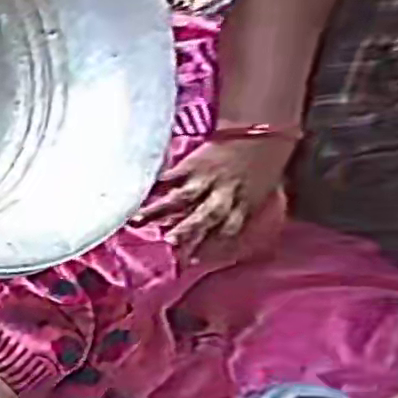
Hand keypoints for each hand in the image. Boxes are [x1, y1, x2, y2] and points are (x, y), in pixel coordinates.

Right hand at [134, 138, 293, 260]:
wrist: (262, 137)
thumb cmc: (262, 167)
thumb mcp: (262, 191)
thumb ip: (240, 210)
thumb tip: (219, 230)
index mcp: (244, 203)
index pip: (228, 228)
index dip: (212, 245)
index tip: (193, 261)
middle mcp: (225, 194)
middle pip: (206, 215)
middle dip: (188, 229)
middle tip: (170, 242)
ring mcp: (207, 180)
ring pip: (182, 198)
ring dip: (158, 210)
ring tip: (135, 221)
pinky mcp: (192, 166)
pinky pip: (171, 176)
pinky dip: (156, 184)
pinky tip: (138, 193)